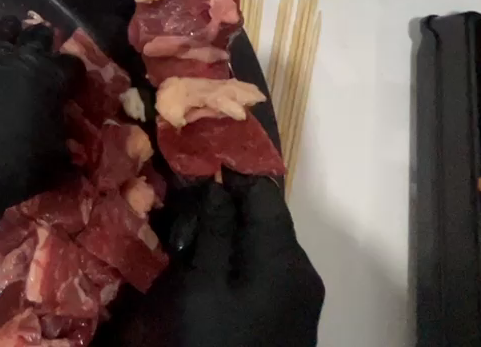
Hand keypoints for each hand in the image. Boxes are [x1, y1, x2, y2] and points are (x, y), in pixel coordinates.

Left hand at [0, 16, 82, 216]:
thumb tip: (73, 153)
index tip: (73, 75)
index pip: (71, 64)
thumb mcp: (55, 159)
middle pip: (39, 35)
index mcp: (53, 78)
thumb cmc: (20, 162)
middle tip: (43, 40)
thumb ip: (64, 147)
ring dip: (10, 28)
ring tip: (12, 28)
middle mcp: (25, 58)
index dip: (73, 70)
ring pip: (4, 29)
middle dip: (43, 37)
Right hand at [117, 174, 323, 346]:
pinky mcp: (289, 314)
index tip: (195, 151)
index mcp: (283, 257)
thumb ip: (214, 228)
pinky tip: (205, 258)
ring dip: (228, 225)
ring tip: (186, 223)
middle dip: (224, 198)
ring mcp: (299, 295)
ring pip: (262, 239)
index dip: (230, 166)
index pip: (262, 190)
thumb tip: (216, 182)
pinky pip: (263, 265)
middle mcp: (300, 270)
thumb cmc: (217, 343)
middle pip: (263, 214)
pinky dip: (236, 252)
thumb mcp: (204, 284)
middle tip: (180, 191)